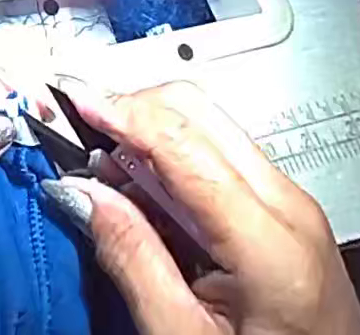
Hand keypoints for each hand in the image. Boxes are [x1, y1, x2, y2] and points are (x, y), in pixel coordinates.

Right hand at [46, 80, 359, 334]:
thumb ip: (131, 257)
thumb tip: (80, 190)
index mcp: (271, 245)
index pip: (180, 139)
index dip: (118, 111)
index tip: (70, 101)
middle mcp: (287, 206)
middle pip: (193, 110)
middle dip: (128, 109)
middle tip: (79, 133)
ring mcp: (289, 203)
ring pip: (202, 121)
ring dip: (145, 130)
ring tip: (105, 173)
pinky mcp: (282, 209)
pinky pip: (214, 149)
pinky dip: (167, 152)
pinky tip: (143, 189)